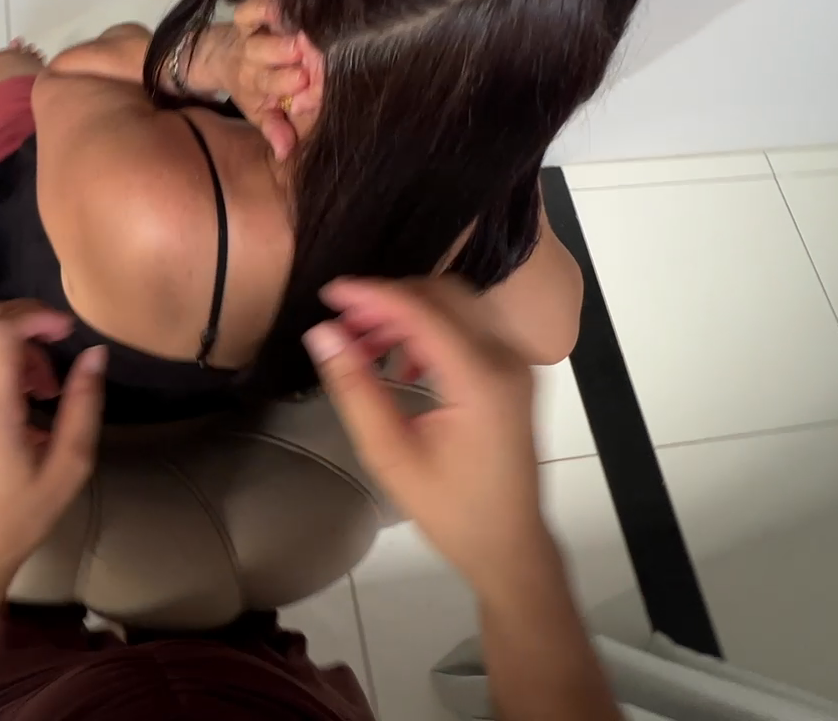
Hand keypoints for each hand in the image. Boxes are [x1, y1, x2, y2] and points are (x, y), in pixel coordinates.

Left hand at [0, 301, 106, 576]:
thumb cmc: (22, 512)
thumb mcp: (68, 464)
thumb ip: (83, 404)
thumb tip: (96, 354)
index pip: (1, 328)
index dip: (36, 316)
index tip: (69, 330)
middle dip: (28, 318)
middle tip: (62, 341)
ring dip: (20, 343)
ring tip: (50, 385)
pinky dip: (8, 359)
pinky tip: (32, 396)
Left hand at [187, 0, 321, 161]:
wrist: (216, 58)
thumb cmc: (251, 87)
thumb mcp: (260, 112)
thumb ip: (275, 129)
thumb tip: (287, 152)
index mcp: (256, 81)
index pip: (273, 84)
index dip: (287, 83)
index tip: (304, 82)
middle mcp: (252, 52)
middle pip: (262, 50)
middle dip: (280, 49)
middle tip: (300, 46)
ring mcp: (251, 27)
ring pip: (253, 15)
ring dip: (269, 9)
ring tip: (286, 7)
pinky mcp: (253, 5)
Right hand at [303, 278, 545, 587]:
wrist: (511, 545)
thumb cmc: (449, 508)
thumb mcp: (389, 453)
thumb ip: (354, 388)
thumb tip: (322, 334)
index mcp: (479, 380)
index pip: (420, 312)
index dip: (370, 294)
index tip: (329, 292)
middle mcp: (505, 359)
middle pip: (442, 294)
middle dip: (387, 299)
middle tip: (346, 323)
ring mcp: (514, 362)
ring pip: (454, 304)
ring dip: (406, 311)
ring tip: (365, 342)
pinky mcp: (512, 370)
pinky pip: (466, 325)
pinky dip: (428, 327)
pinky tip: (400, 362)